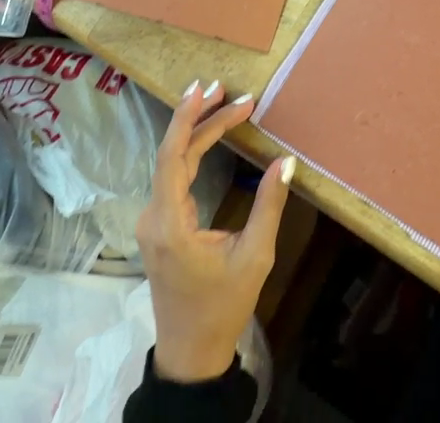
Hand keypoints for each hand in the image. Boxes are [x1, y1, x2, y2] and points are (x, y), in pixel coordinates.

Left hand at [136, 79, 295, 382]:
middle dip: (204, 119)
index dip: (188, 118)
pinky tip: (211, 136)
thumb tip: (286, 161)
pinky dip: (194, 153)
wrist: (191, 350)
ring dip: (199, 133)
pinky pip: (174, 178)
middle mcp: (153, 216)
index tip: (208, 89)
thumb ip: (268, 205)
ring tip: (228, 105)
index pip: (172, 156)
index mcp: (170, 222)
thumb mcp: (255, 256)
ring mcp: (153, 221)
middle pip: (175, 154)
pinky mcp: (159, 226)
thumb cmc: (223, 306)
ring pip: (173, 164)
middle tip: (235, 93)